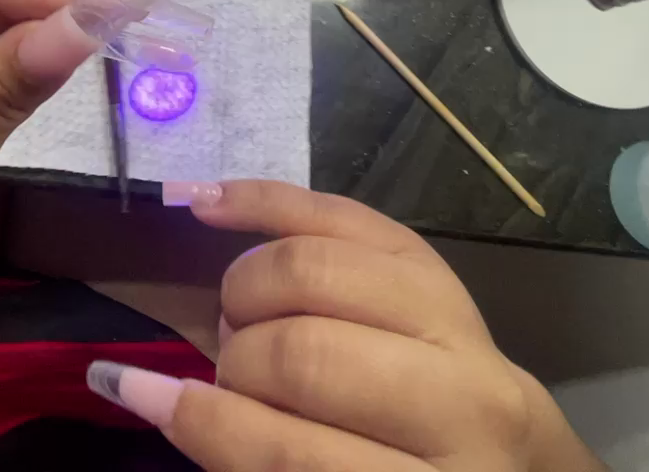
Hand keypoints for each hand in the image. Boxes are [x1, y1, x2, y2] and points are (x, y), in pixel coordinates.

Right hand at [89, 180, 602, 471]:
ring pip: (322, 269)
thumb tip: (134, 387)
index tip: (136, 389)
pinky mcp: (437, 266)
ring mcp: (460, 325)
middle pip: (308, 354)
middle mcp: (467, 412)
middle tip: (228, 365)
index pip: (292, 453)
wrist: (513, 470)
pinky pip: (340, 213)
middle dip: (239, 355)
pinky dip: (266, 203)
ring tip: (239, 306)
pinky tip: (210, 204)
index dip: (203, 421)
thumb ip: (250, 452)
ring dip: (251, 282)